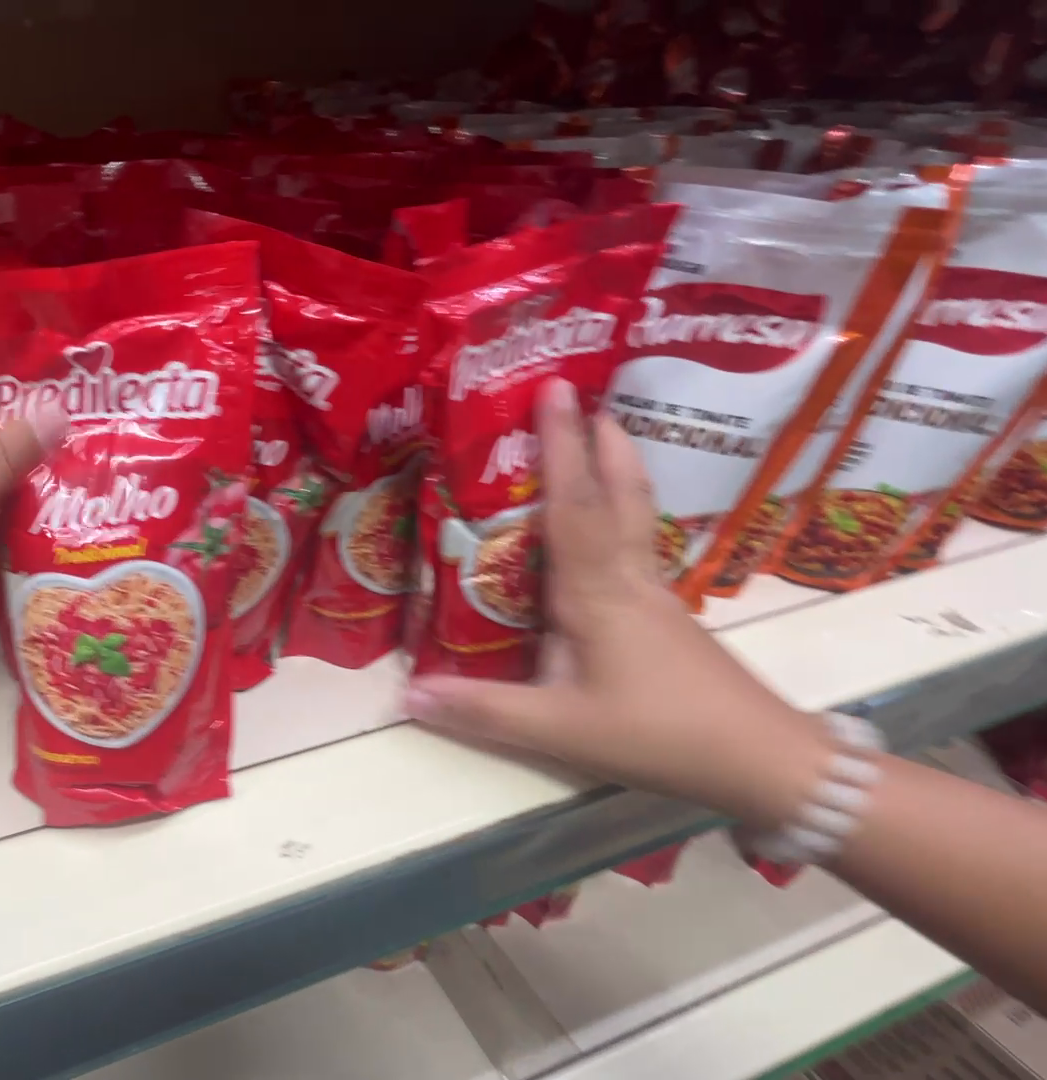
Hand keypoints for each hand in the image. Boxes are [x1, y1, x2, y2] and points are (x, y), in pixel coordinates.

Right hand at [404, 379, 827, 829]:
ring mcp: (652, 598)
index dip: (562, 448)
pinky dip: (618, 516)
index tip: (555, 391)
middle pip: (620, 497)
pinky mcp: (664, 619)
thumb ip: (481, 710)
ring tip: (598, 439)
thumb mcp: (560, 729)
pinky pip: (632, 549)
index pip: (577, 507)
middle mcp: (627, 581)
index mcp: (597, 594)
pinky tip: (600, 535)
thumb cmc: (660, 735)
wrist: (767, 765)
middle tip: (586, 397)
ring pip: (634, 518)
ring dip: (615, 472)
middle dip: (601, 443)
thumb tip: (406, 694)